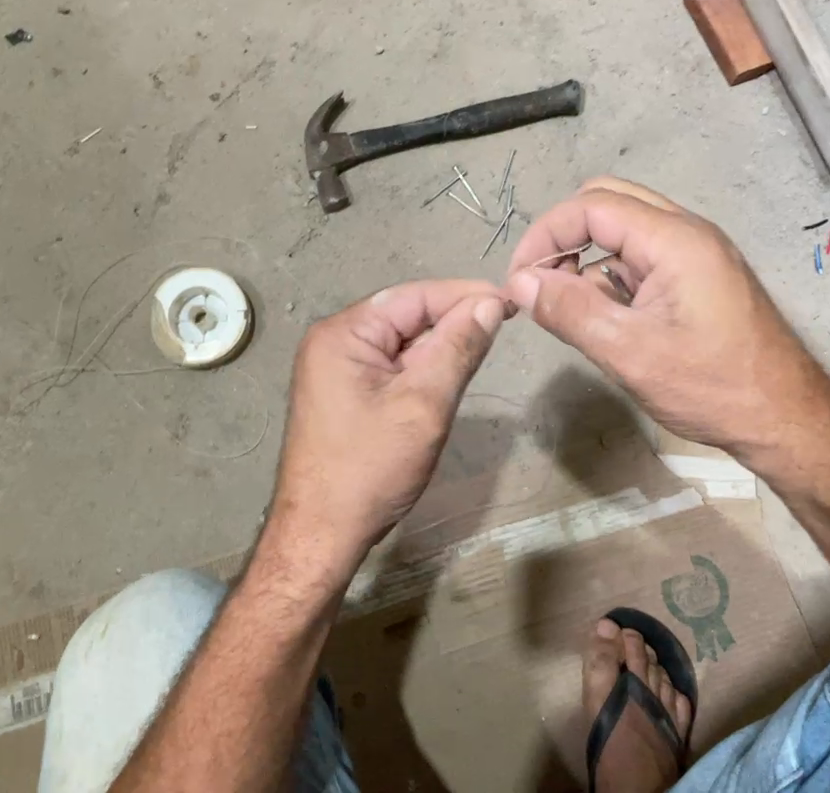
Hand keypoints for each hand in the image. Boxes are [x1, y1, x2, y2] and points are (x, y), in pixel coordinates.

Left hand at [264, 279, 506, 579]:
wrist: (320, 535)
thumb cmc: (369, 469)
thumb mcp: (423, 405)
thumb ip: (457, 349)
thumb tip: (487, 304)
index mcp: (343, 333)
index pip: (413, 297)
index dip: (463, 295)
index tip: (508, 301)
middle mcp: (333, 341)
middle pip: (404, 315)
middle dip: (452, 318)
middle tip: (503, 323)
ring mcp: (335, 368)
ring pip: (400, 342)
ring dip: (439, 344)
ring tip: (484, 344)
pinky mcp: (343, 393)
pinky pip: (390, 366)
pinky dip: (421, 367)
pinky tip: (449, 373)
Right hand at [504, 178, 829, 452]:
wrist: (788, 421)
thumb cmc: (713, 387)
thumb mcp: (630, 354)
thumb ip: (570, 312)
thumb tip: (519, 282)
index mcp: (675, 239)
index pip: (591, 206)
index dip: (545, 235)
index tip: (519, 279)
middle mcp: (688, 232)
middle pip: (608, 202)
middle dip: (564, 238)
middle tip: (543, 285)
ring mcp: (697, 252)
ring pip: (624, 229)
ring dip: (589, 258)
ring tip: (576, 311)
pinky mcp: (699, 275)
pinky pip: (642, 255)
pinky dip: (613, 275)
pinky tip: (612, 320)